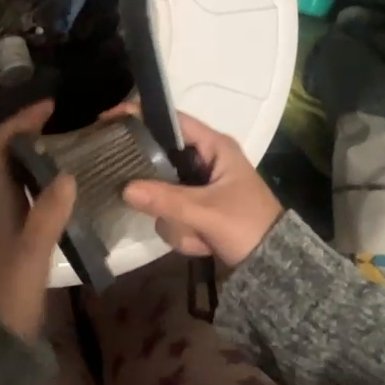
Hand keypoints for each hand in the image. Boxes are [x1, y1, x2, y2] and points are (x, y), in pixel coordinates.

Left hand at [0, 100, 76, 338]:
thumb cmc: (11, 290)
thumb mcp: (32, 252)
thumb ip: (47, 215)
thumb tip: (67, 172)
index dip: (18, 122)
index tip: (48, 107)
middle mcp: (1, 202)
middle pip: (8, 154)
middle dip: (30, 130)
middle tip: (64, 120)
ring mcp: (10, 219)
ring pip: (19, 172)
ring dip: (39, 152)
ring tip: (72, 143)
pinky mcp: (21, 234)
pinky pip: (31, 192)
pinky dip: (48, 178)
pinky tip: (71, 186)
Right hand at [116, 108, 283, 267]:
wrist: (275, 269)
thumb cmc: (247, 227)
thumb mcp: (206, 213)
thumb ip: (165, 199)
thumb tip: (125, 188)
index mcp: (215, 146)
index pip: (170, 119)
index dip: (140, 115)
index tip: (109, 120)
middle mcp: (206, 159)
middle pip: (161, 158)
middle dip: (159, 189)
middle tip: (137, 194)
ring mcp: (201, 184)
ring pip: (164, 190)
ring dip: (176, 219)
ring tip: (196, 235)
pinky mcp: (199, 206)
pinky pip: (173, 211)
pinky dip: (182, 230)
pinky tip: (200, 244)